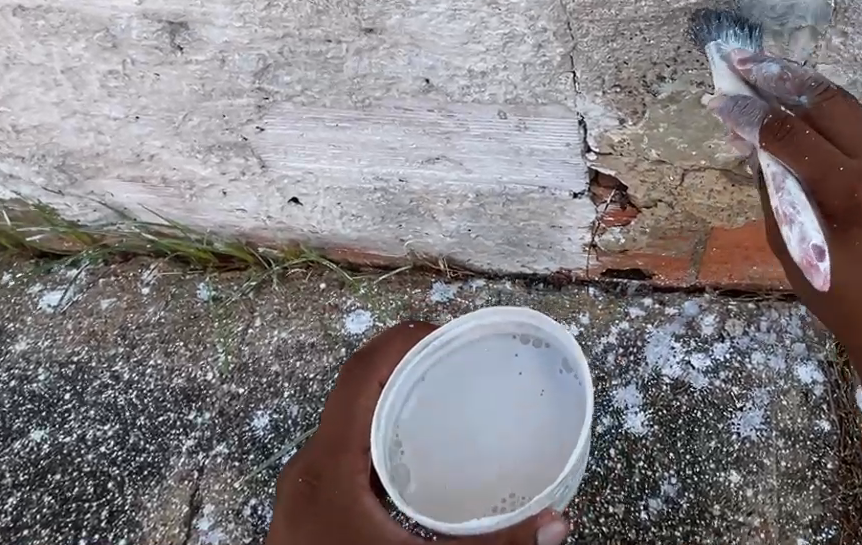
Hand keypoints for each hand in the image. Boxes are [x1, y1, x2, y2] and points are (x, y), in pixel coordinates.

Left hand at [267, 321, 572, 544]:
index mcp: (326, 467)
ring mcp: (303, 494)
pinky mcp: (309, 515)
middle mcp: (307, 471)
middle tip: (459, 366)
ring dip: (393, 403)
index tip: (451, 336)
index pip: (361, 372)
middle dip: (408, 367)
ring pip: (348, 424)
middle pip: (357, 392)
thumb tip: (558, 524)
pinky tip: (414, 461)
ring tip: (444, 403)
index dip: (403, 340)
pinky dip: (380, 440)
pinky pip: (345, 455)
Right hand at [707, 51, 861, 355]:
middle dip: (777, 76)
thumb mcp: (790, 246)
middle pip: (824, 100)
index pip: (790, 134)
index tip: (719, 100)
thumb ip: (772, 186)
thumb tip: (751, 138)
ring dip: (800, 84)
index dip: (749, 114)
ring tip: (763, 68)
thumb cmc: (839, 297)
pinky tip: (795, 100)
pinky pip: (858, 121)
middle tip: (740, 62)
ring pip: (844, 102)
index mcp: (852, 193)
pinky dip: (822, 106)